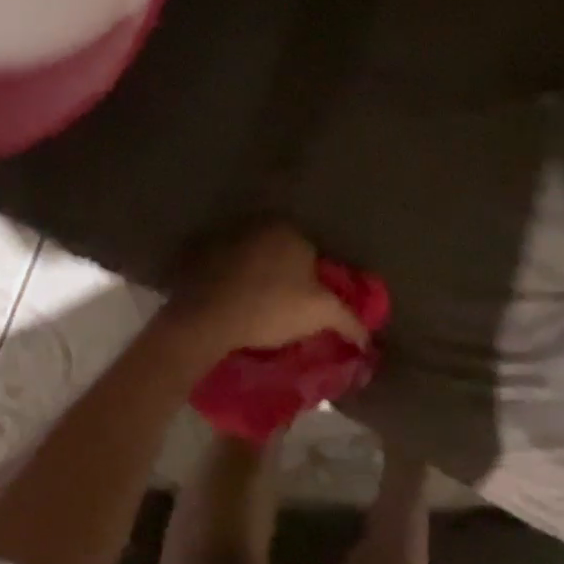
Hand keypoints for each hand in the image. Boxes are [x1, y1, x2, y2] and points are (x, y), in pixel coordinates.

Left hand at [167, 223, 368, 352]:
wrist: (206, 318)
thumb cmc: (272, 308)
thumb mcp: (322, 314)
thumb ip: (349, 320)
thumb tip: (368, 337)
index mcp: (290, 231)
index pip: (314, 259)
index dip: (315, 287)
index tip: (309, 311)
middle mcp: (257, 226)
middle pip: (282, 258)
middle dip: (286, 280)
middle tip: (286, 314)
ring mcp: (223, 239)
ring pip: (253, 263)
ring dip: (258, 281)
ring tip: (258, 313)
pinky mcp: (196, 256)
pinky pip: (224, 272)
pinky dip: (230, 285)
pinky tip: (232, 308)